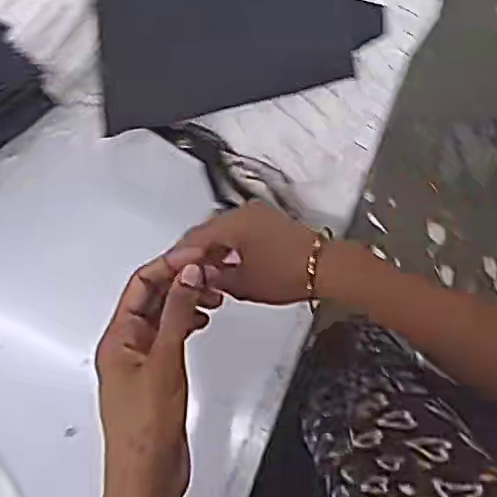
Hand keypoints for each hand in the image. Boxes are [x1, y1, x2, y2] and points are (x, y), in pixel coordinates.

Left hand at [94, 252, 218, 496]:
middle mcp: (126, 345)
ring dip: (185, 297)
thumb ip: (177, 313)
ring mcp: (142, 360)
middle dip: (180, 277)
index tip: (196, 255)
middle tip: (208, 268)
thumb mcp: (165, 361)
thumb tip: (186, 274)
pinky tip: (201, 319)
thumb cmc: (144, 434)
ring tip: (210, 290)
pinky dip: (187, 319)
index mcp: (117, 338)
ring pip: (163, 312)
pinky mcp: (157, 374)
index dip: (169, 263)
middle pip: (151, 295)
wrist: (148, 480)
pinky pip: (171, 332)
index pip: (141, 283)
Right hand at [171, 202, 324, 305]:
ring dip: (214, 250)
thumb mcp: (243, 284)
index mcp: (234, 223)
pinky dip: (230, 247)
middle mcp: (246, 212)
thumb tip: (200, 276)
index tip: (171, 267)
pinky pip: (240, 232)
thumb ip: (216, 278)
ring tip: (208, 274)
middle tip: (187, 272)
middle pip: (209, 231)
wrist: (325, 268)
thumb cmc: (291, 272)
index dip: (180, 255)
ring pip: (225, 231)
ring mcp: (259, 215)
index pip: (195, 237)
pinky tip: (229, 266)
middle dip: (196, 253)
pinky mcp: (270, 222)